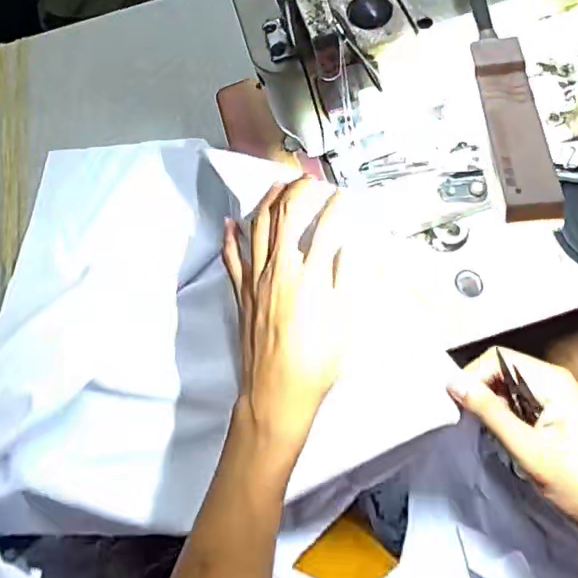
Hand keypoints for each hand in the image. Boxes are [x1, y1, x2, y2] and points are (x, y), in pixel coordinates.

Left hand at [222, 179, 355, 452]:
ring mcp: (256, 280)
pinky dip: (230, 237)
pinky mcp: (242, 294)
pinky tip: (230, 222)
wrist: (275, 396)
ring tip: (277, 185)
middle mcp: (279, 272)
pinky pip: (232, 258)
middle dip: (298, 190)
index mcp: (309, 279)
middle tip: (309, 180)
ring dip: (268, 201)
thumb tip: (346, 250)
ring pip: (257, 227)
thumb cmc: (313, 367)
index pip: (324, 228)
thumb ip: (345, 281)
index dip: (334, 207)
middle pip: (285, 215)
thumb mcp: (344, 323)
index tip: (341, 197)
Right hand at [447, 347, 577, 546]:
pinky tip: (509, 439)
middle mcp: (558, 381)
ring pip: (514, 387)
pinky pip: (526, 403)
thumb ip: (492, 414)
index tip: (456, 401)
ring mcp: (562, 397)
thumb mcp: (532, 453)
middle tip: (467, 418)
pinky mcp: (563, 414)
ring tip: (488, 432)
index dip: (474, 375)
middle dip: (483, 389)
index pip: (499, 357)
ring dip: (496, 405)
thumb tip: (457, 385)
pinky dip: (511, 416)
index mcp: (554, 381)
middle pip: (506, 369)